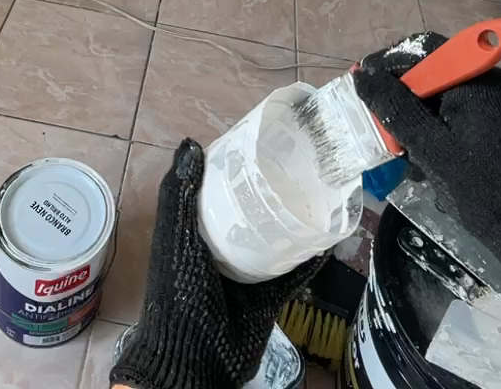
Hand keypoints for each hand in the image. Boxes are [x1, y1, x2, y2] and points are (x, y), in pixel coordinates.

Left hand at [110, 140, 323, 388]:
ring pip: (273, 243)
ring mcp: (244, 276)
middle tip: (294, 169)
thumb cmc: (178, 291)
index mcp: (194, 234)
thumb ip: (178, 194)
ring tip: (315, 198)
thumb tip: (191, 143)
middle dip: (267, 195)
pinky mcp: (266, 299)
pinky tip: (326, 242)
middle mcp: (220, 251)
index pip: (214, 193)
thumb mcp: (175, 237)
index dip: (231, 171)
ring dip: (291, 225)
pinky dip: (308, 261)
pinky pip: (292, 276)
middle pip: (246, 215)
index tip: (255, 147)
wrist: (195, 358)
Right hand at [354, 33, 500, 322]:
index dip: (389, 64)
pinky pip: (471, 113)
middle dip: (407, 98)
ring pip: (452, 96)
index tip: (363, 83)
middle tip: (385, 126)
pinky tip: (437, 161)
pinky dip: (447, 129)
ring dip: (425, 118)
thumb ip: (395, 109)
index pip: (425, 50)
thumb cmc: (487, 193)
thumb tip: (363, 76)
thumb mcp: (432, 150)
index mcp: (480, 79)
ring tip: (409, 153)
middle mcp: (499, 81)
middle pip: (438, 73)